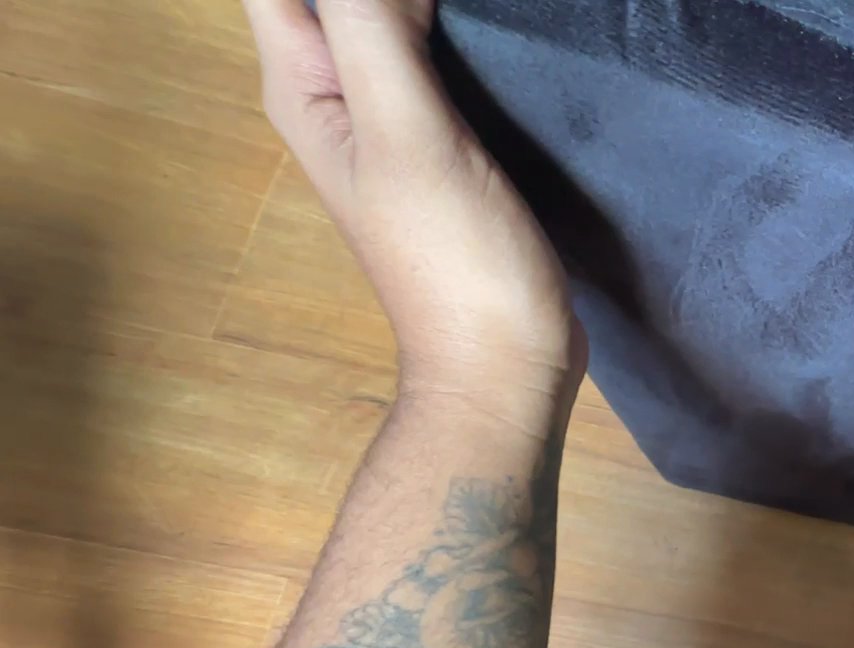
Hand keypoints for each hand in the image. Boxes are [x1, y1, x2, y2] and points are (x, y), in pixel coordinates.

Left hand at [242, 0, 579, 431]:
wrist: (509, 366)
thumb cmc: (459, 264)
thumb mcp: (409, 136)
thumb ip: (375, 27)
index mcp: (306, 88)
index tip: (430, 6)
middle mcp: (344, 106)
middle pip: (344, 5)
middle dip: (404, 1)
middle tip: (468, 15)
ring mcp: (403, 142)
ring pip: (400, 37)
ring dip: (433, 18)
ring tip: (488, 25)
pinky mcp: (458, 170)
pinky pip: (448, 87)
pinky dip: (469, 59)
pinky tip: (507, 63)